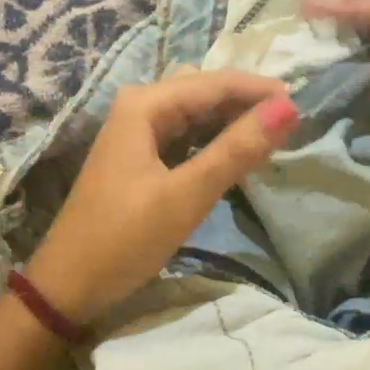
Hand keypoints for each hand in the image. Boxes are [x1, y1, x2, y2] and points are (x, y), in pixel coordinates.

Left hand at [22, 70, 299, 325]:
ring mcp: (136, 129)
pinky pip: (185, 132)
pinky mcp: (139, 154)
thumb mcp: (185, 196)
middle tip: (292, 124)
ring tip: (272, 137)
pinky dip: (213, 138)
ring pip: (196, 111)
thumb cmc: (123, 239)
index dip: (260, 91)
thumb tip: (288, 108)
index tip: (303, 106)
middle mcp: (139, 105)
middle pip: (205, 90)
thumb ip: (236, 150)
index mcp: (145, 104)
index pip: (215, 82)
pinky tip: (235, 153)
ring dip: (231, 120)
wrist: (67, 287)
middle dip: (247, 102)